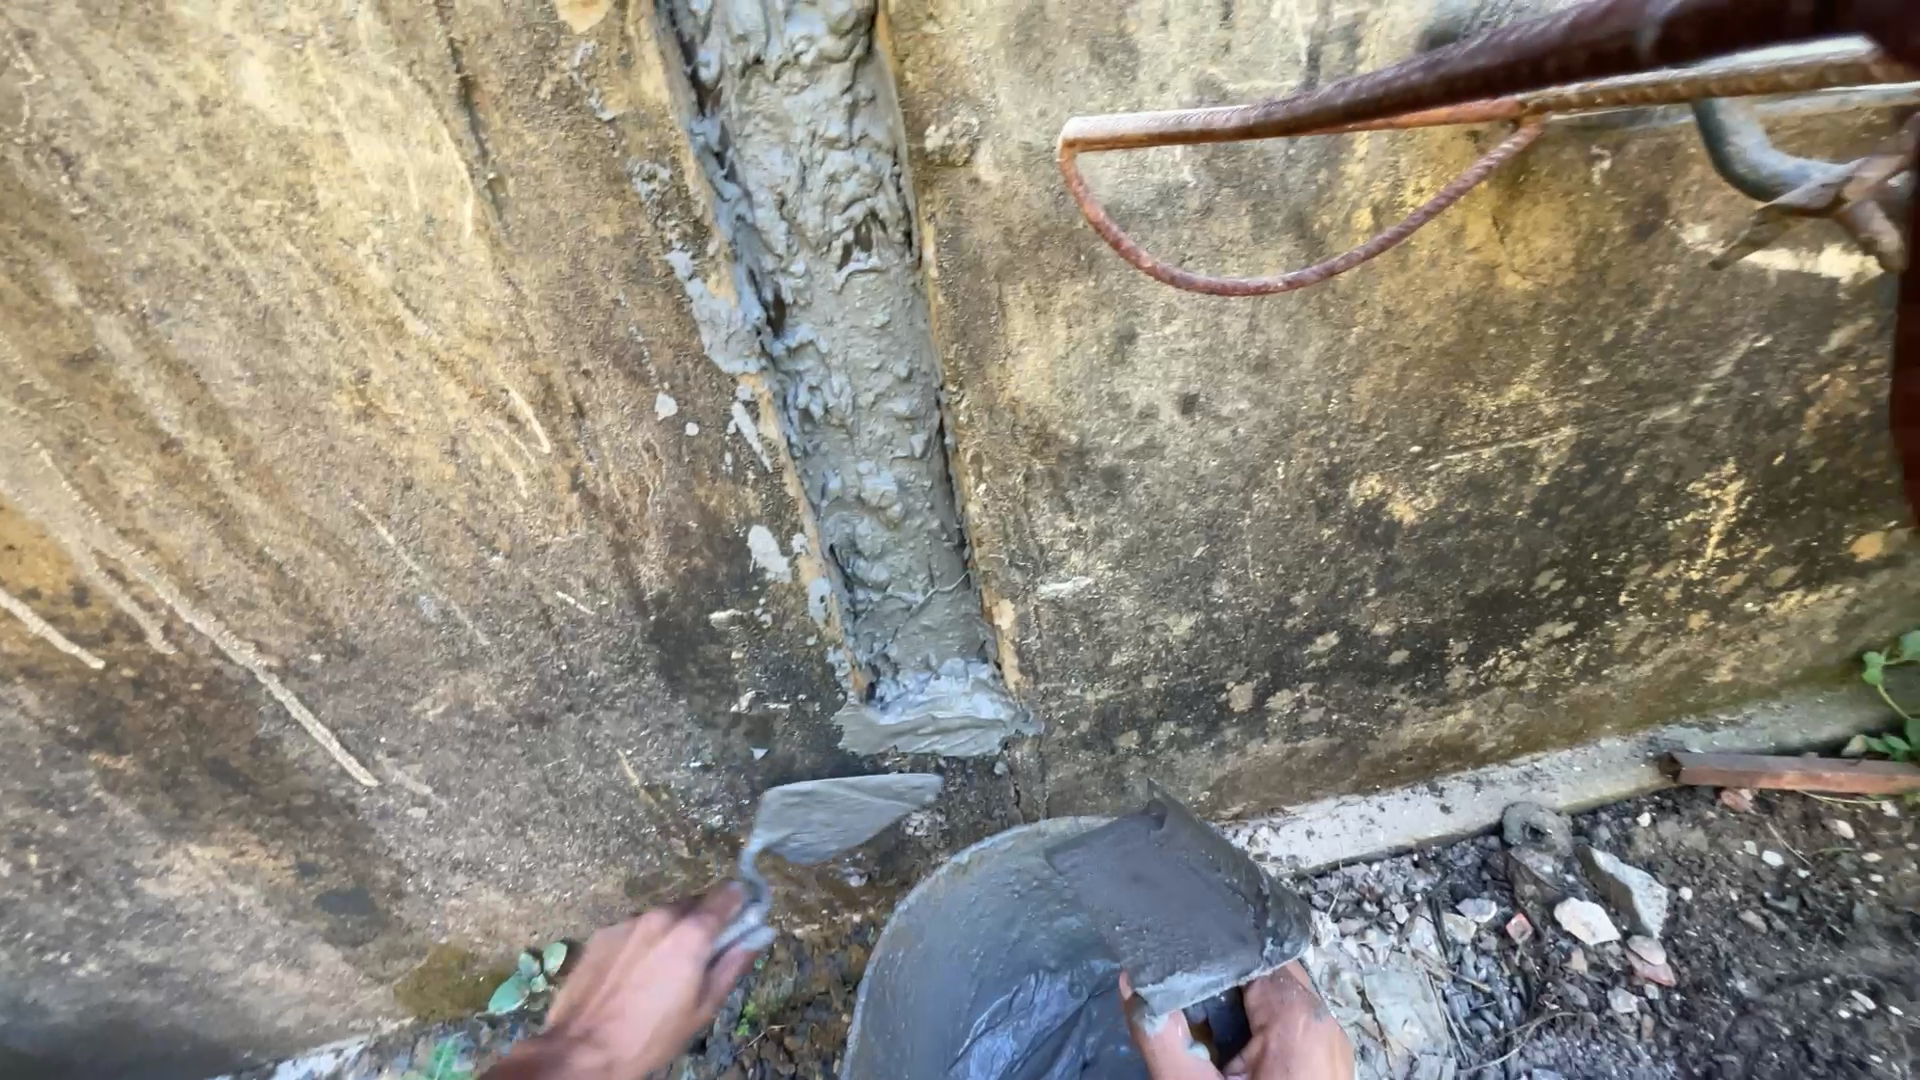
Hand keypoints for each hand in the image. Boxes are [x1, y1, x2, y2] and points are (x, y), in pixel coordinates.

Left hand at [488, 884, 760, 1079]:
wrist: (579, 1054)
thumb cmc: (650, 1036)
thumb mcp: (703, 1008)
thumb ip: (734, 964)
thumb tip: (759, 934)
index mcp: (693, 931)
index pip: (728, 893)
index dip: (738, 905)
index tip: (738, 923)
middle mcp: (663, 914)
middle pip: (695, 903)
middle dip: (702, 922)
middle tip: (697, 958)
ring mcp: (630, 921)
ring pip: (664, 914)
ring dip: (671, 931)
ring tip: (659, 971)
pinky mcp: (604, 932)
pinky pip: (635, 927)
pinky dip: (642, 941)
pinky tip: (631, 974)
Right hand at [1123, 963, 1354, 1079]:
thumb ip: (1160, 1035)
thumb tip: (1131, 980)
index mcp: (1298, 1017)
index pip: (1244, 946)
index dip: (1203, 943)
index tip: (1165, 942)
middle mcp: (1322, 1020)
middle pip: (1257, 965)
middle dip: (1213, 970)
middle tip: (1169, 975)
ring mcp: (1327, 1044)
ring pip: (1268, 991)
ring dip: (1228, 995)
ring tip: (1189, 1004)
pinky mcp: (1321, 1065)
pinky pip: (1279, 1021)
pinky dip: (1247, 1021)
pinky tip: (1216, 1037)